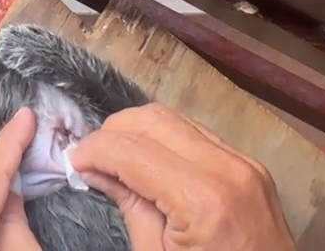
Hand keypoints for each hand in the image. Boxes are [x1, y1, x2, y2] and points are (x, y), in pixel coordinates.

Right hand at [70, 104, 293, 250]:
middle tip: (91, 155)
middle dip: (115, 131)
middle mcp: (227, 168)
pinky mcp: (252, 166)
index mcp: (204, 200)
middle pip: (154, 120)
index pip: (134, 151)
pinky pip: (198, 133)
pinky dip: (167, 138)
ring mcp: (244, 163)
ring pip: (176, 118)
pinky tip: (149, 158)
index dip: (96, 150)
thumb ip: (129, 205)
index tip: (73, 159)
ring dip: (139, 129)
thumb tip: (94, 168)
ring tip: (115, 154)